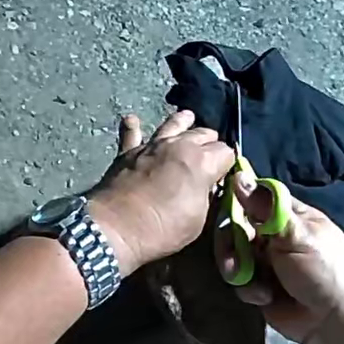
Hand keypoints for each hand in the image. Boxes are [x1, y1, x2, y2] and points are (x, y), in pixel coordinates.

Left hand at [88, 110, 235, 272]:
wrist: (117, 226)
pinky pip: (131, 133)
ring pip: (171, 124)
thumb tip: (207, 186)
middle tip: (209, 153)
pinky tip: (131, 119)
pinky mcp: (127, 152)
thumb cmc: (163, 227)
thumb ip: (206, 195)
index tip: (224, 175)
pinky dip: (133, 127)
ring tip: (188, 116)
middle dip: (209, 142)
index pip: (226, 152)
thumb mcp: (199, 219)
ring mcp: (151, 145)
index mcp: (202, 161)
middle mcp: (178, 145)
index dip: (227, 164)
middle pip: (202, 133)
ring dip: (182, 122)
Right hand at [219, 174, 343, 343]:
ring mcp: (268, 260)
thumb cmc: (322, 273)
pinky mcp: (259, 283)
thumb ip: (265, 208)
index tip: (225, 204)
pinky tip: (264, 296)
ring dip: (237, 265)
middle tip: (233, 255)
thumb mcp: (296, 236)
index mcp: (292, 216)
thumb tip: (239, 174)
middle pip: (239, 224)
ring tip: (244, 279)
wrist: (331, 327)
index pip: (258, 197)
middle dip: (233, 241)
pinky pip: (239, 277)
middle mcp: (277, 235)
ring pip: (235, 251)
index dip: (240, 199)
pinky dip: (248, 287)